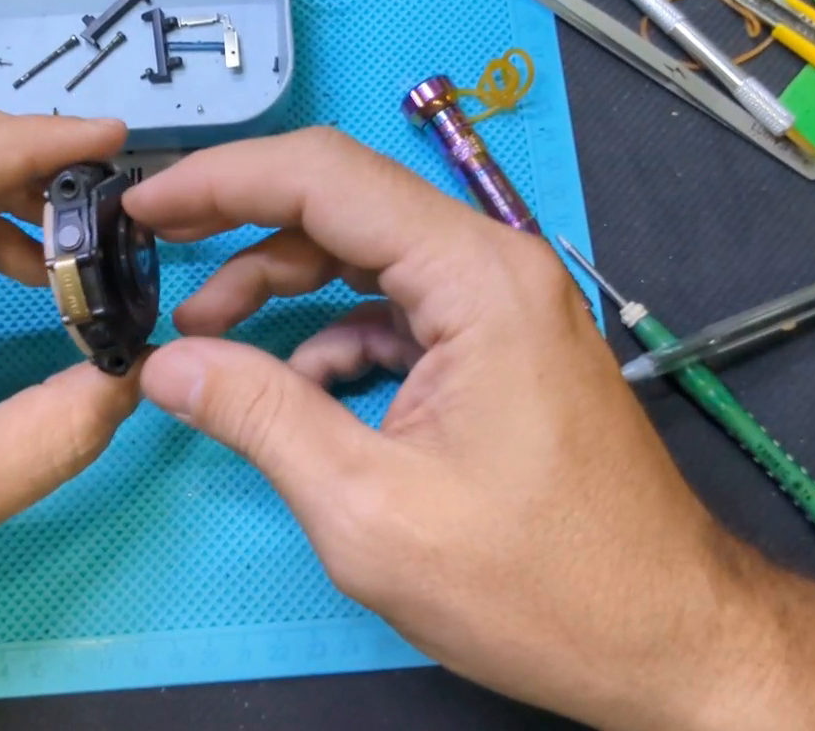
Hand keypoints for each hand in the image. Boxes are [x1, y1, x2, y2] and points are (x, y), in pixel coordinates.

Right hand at [125, 128, 814, 730]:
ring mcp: (499, 298)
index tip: (144, 203)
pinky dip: (334, 331)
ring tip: (207, 331)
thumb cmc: (535, 583)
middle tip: (155, 243)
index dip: (221, 178)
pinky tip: (299, 386)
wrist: (669, 636)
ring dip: (282, 280)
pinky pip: (397, 307)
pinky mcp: (497, 339)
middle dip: (241, 218)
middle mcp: (492, 261)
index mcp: (473, 274)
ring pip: (366, 253)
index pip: (326, 177)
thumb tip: (165, 364)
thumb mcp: (370, 510)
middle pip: (345, 201)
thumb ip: (261, 416)